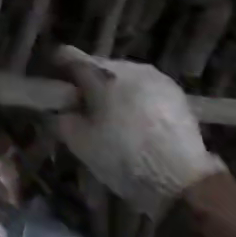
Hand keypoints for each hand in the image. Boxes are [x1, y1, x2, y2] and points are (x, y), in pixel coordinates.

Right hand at [49, 45, 223, 215]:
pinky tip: (134, 119)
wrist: (183, 181)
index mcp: (100, 74)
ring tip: (111, 115)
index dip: (56, 68)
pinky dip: (133, 96)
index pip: (67, 55)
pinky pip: (143, 86)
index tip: (53, 86)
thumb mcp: (77, 140)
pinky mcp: (175, 91)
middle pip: (96, 65)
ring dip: (111, 88)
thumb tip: (57, 108)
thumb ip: (59, 116)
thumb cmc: (122, 157)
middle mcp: (128, 66)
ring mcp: (155, 77)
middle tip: (82, 107)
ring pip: (121, 75)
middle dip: (86, 81)